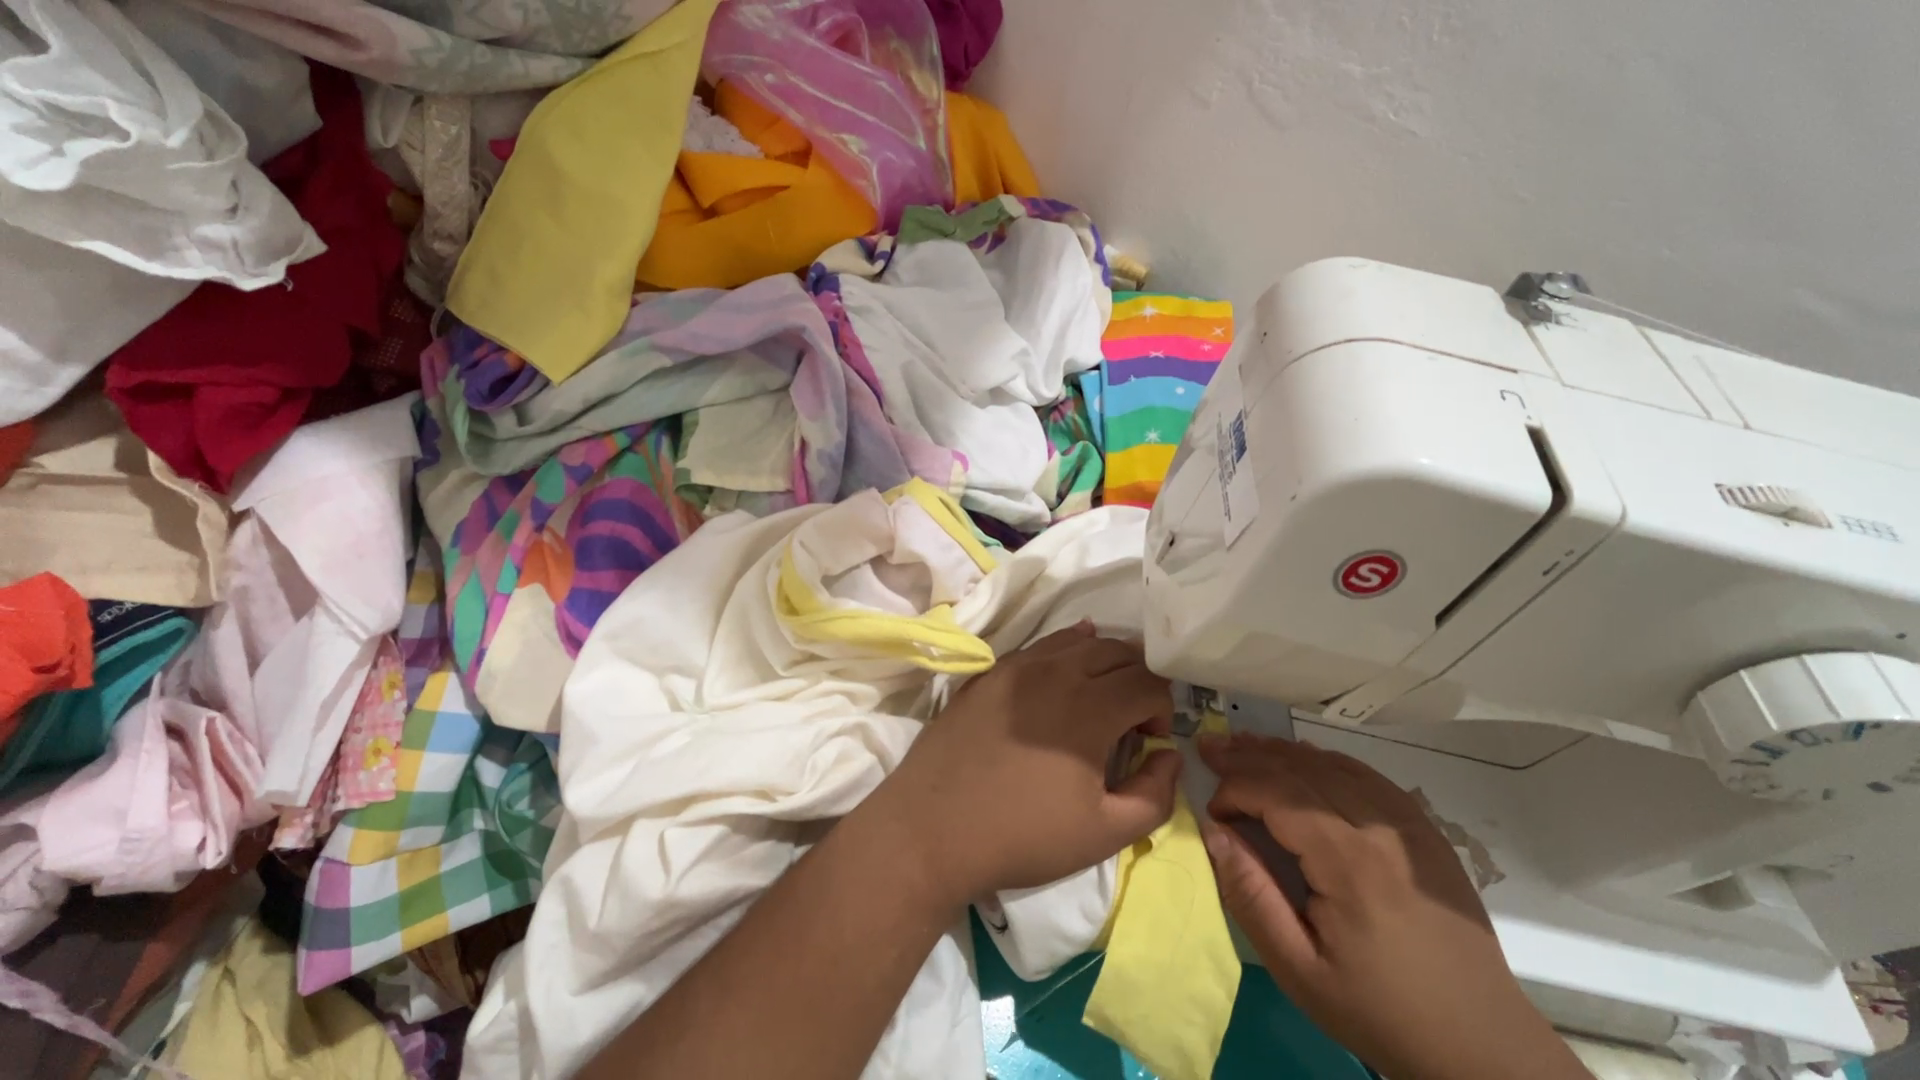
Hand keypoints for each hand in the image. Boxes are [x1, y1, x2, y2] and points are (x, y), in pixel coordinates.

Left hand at [867, 623, 1181, 904]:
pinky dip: (1060, 651)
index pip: (1149, 681)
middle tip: (1130, 717)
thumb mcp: (1105, 834)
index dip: (1163, 708)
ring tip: (1099, 693)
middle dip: (1137, 678)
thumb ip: (1155, 795)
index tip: (1149, 740)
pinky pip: (1035, 648)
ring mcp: (1014, 668)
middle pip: (1116, 651)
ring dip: (1100, 660)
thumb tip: (1167, 755)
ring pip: (1075, 641)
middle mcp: (1055, 672)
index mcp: (1090, 707)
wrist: (930, 832)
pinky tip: (1061, 668)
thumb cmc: (1022, 837)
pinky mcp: (985, 675)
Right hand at [1199, 735, 1591, 1079]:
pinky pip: (1370, 778)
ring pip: (1337, 765)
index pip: (1278, 793)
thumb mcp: (1297, 967)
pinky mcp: (1426, 834)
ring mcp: (1410, 827)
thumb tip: (1213, 833)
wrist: (1477, 1041)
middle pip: (1305, 770)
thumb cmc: (1378, 1010)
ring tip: (1244, 747)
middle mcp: (1381, 829)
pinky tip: (1305, 763)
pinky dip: (1328, 762)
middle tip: (1209, 748)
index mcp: (1348, 862)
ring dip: (1286, 753)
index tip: (1209, 810)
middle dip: (1251, 756)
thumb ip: (1250, 894)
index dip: (1235, 789)